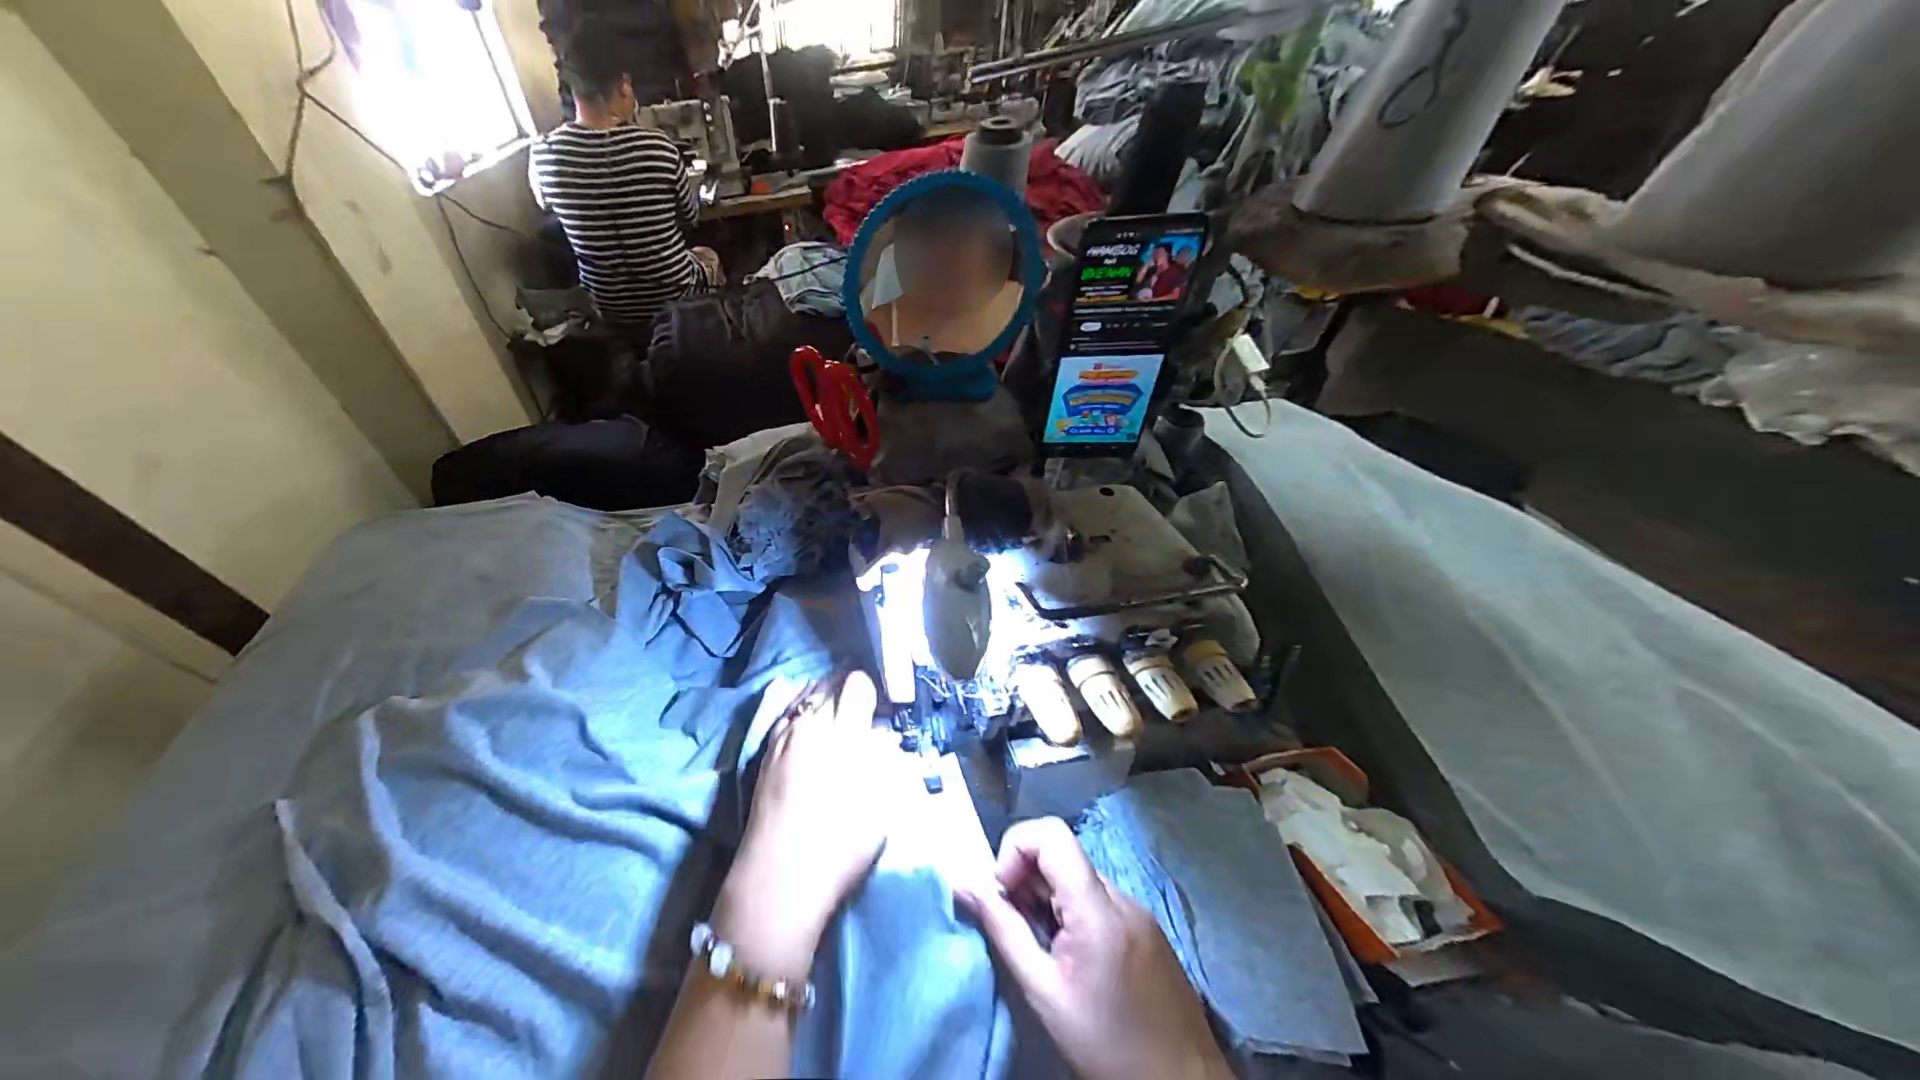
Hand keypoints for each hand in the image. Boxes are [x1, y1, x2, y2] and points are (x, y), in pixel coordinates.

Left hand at [712, 671, 910, 979]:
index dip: (871, 689)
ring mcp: (784, 738)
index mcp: (846, 733)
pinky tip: (805, 714)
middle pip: (830, 687)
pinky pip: (784, 714)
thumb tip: (883, 738)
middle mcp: (813, 726)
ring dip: (822, 694)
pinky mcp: (765, 753)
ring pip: (804, 697)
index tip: (878, 701)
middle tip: (859, 698)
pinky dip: (798, 707)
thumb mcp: (882, 803)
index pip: (858, 687)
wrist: (781, 878)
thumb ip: (885, 761)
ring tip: (834, 701)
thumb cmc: (842, 845)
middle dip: (847, 686)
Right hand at [957, 818, 1232, 1079]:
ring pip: (1077, 876)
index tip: (1002, 893)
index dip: (1015, 849)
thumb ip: (1004, 930)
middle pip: (1062, 853)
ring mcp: (1138, 909)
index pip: (1051, 834)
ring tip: (1041, 947)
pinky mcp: (1145, 926)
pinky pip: (1096, 897)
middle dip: (1025, 877)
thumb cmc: (1107, 1045)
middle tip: (1013, 924)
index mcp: (1098, 908)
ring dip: (1046, 896)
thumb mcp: (1043, 992)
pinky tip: (1069, 955)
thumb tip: (966, 885)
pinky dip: (1070, 910)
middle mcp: (1122, 896)